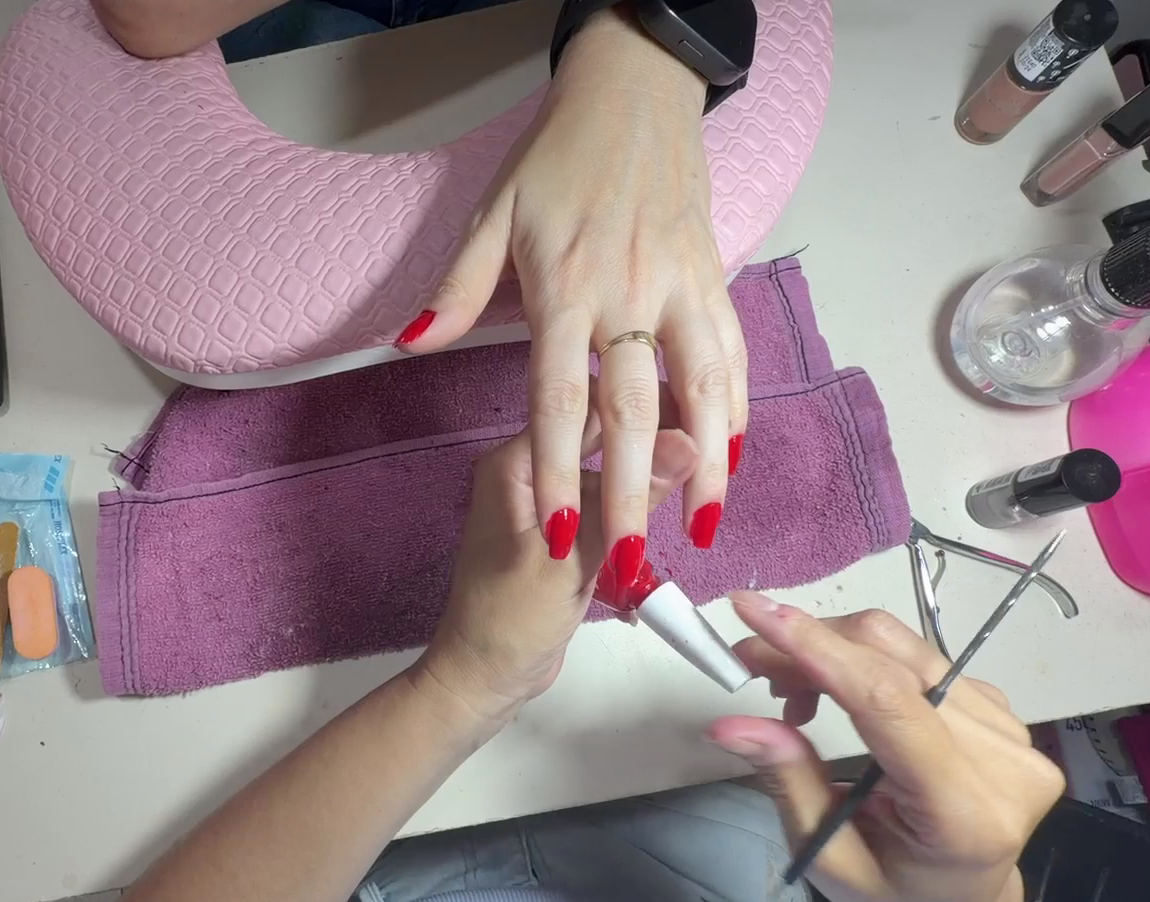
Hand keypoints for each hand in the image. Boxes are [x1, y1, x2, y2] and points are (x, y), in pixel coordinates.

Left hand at [395, 5, 747, 581]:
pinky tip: (735, 453)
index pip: (557, 405)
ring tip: (706, 527)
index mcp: (565, 293)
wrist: (635, 89)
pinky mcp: (714, 278)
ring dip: (706, 465)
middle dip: (634, 497)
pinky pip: (732, 353)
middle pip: (631, 415)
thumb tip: (412, 343)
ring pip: (702, 390)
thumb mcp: (489, 215)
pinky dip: (737, 406)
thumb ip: (455, 289)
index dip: (557, 476)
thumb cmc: (554, 157)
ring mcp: (680, 288)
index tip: (557, 538)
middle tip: (635, 565)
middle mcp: (627, 297)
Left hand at [415, 426, 697, 738]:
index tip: (702, 412)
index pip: (584, 408)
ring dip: (648, 483)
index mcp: (516, 462)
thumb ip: (628, 501)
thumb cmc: (511, 618)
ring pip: (610, 474)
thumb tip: (689, 440)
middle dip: (652, 445)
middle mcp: (531, 471)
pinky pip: (607, 508)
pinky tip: (673, 517)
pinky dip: (635, 516)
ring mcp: (549, 503)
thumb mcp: (571, 559)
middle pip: (602, 439)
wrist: (485, 676)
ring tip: (702, 488)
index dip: (642, 404)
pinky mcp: (565, 533)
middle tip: (713, 455)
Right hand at [706, 596, 1065, 901]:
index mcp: (965, 813)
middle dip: (804, 645)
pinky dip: (852, 659)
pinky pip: (912, 654)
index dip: (816, 648)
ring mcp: (1009, 729)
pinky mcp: (995, 708)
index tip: (751, 609)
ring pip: (898, 645)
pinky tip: (829, 692)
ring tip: (786, 689)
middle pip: (889, 659)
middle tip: (746, 662)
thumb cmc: (891, 893)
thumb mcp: (826, 854)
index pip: (888, 702)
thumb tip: (727, 724)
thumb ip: (787, 780)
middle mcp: (1004, 760)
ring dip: (825, 650)